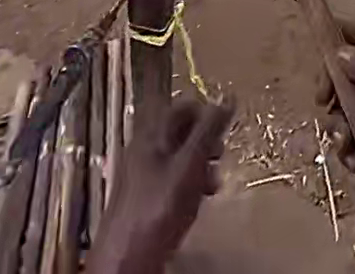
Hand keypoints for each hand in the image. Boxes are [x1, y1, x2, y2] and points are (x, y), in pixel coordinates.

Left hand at [85, 94, 233, 273]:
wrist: (126, 259)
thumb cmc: (160, 205)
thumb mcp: (190, 163)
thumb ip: (208, 130)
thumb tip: (227, 97)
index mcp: (152, 132)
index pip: (184, 106)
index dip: (207, 113)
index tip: (225, 130)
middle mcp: (144, 146)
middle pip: (181, 131)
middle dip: (206, 141)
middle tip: (221, 156)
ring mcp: (140, 172)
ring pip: (177, 156)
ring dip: (200, 164)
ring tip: (213, 183)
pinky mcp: (142, 197)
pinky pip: (170, 178)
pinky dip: (188, 183)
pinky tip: (197, 200)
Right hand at [325, 25, 354, 218]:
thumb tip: (342, 50)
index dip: (345, 33)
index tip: (321, 47)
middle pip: (353, 68)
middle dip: (336, 86)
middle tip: (324, 102)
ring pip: (351, 102)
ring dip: (341, 122)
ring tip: (345, 142)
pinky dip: (350, 143)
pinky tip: (354, 159)